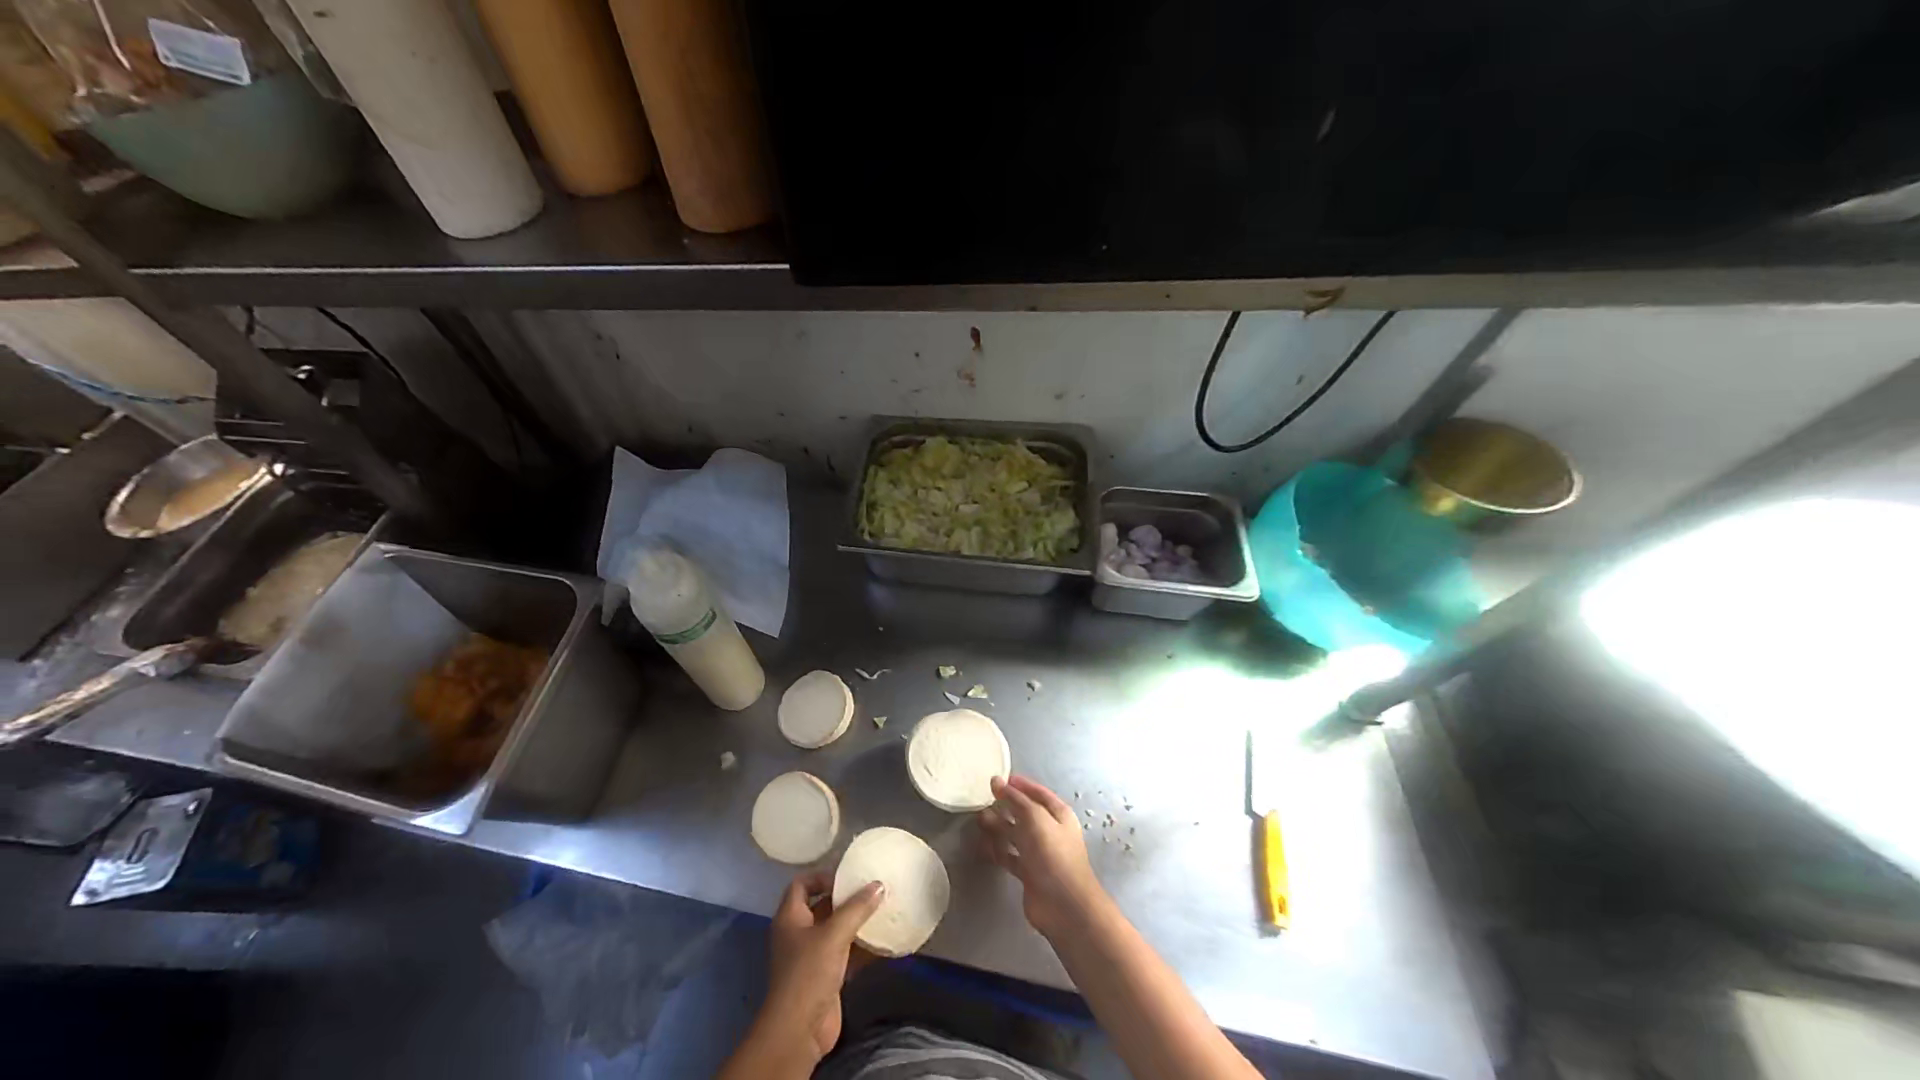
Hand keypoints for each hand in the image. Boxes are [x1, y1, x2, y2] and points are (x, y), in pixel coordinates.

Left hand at [761, 872, 886, 1061]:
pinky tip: (883, 941)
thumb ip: (857, 908)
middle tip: (872, 889)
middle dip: (846, 897)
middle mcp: (798, 933)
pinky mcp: (825, 975)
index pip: (801, 884)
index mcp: (790, 917)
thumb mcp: (833, 934)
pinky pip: (845, 952)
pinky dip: (861, 946)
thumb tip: (878, 885)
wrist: (799, 1030)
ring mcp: (811, 955)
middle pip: (821, 905)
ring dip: (856, 921)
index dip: (822, 876)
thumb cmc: (809, 973)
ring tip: (882, 910)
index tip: (848, 876)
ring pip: (835, 929)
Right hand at [978, 774, 1107, 935]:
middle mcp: (1050, 831)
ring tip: (979, 819)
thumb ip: (1015, 799)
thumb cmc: (1052, 853)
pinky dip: (997, 850)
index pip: (1037, 793)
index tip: (999, 779)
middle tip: (983, 799)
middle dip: (1005, 805)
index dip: (1020, 785)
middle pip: (1025, 813)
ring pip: (1016, 834)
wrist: (1063, 904)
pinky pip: (1010, 856)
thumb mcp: (1034, 817)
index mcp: (1058, 814)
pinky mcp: (1029, 873)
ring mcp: (1039, 853)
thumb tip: (996, 781)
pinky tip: (983, 845)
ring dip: (998, 827)